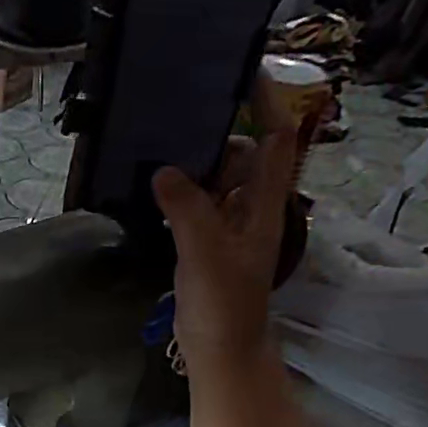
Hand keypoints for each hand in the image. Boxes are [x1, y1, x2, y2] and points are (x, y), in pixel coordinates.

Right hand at [151, 79, 299, 368]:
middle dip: (215, 133)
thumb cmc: (223, 305)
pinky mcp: (207, 249)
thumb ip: (186, 206)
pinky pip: (196, 209)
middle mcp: (250, 211)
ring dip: (192, 166)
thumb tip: (163, 170)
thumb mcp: (205, 251)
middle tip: (176, 111)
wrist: (220, 354)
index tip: (240, 72)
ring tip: (157, 143)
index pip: (275, 140)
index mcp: (263, 206)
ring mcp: (228, 231)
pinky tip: (153, 188)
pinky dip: (179, 196)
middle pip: (240, 157)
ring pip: (215, 184)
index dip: (266, 103)